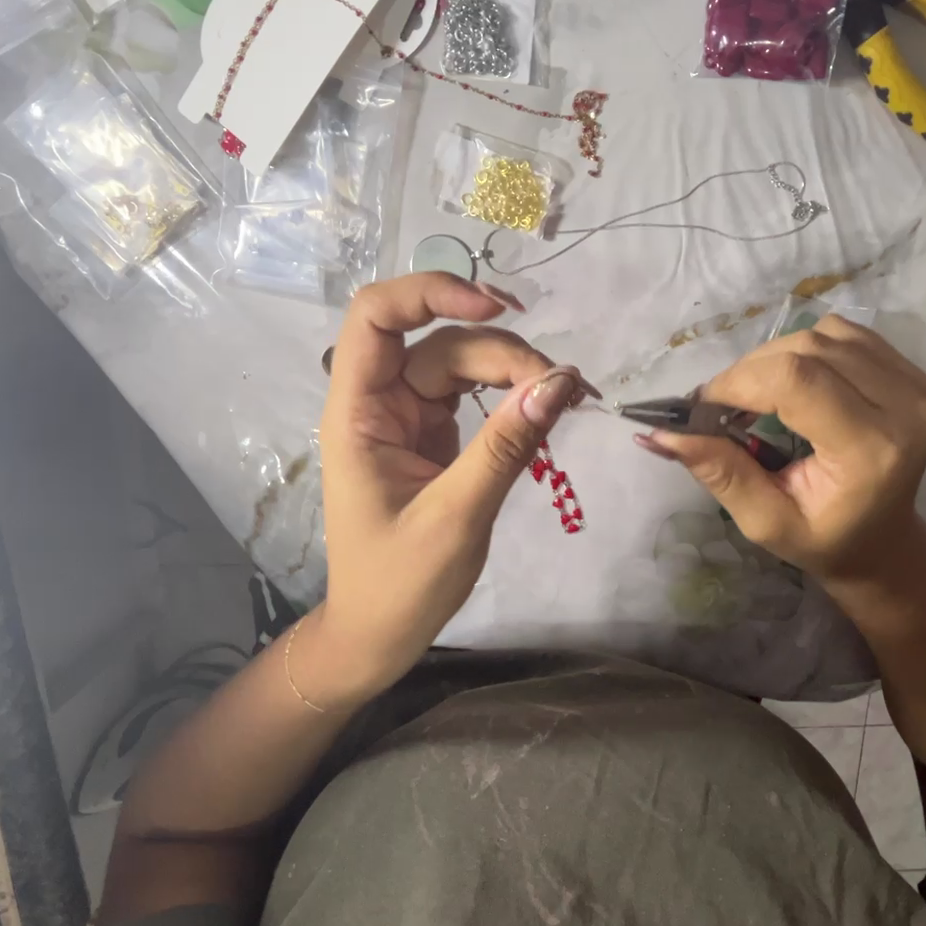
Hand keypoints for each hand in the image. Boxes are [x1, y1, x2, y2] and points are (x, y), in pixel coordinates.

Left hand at [303, 274, 589, 706]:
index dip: (431, 292)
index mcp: (357, 413)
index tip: (496, 307)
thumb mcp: (457, 516)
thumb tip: (559, 384)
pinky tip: (544, 409)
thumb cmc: (400, 583)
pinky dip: (510, 399)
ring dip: (514, 373)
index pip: (376, 317)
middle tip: (563, 387)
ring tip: (567, 395)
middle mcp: (379, 404)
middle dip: (502, 353)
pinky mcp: (433, 438)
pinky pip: (473, 398)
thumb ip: (505, 446)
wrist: (378, 634)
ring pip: (462, 367)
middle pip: (439, 344)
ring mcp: (407, 419)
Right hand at [639, 316, 925, 591]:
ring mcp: (917, 385)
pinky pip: (846, 334)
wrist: (883, 542)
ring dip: (775, 357)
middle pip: (807, 349)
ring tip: (755, 395)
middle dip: (749, 370)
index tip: (703, 406)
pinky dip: (807, 349)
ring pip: (824, 334)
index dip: (738, 381)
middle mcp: (905, 409)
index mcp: (870, 451)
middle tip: (721, 404)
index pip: (796, 382)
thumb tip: (659, 433)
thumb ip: (719, 473)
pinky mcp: (915, 373)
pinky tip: (794, 384)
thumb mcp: (764, 521)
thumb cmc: (823, 540)